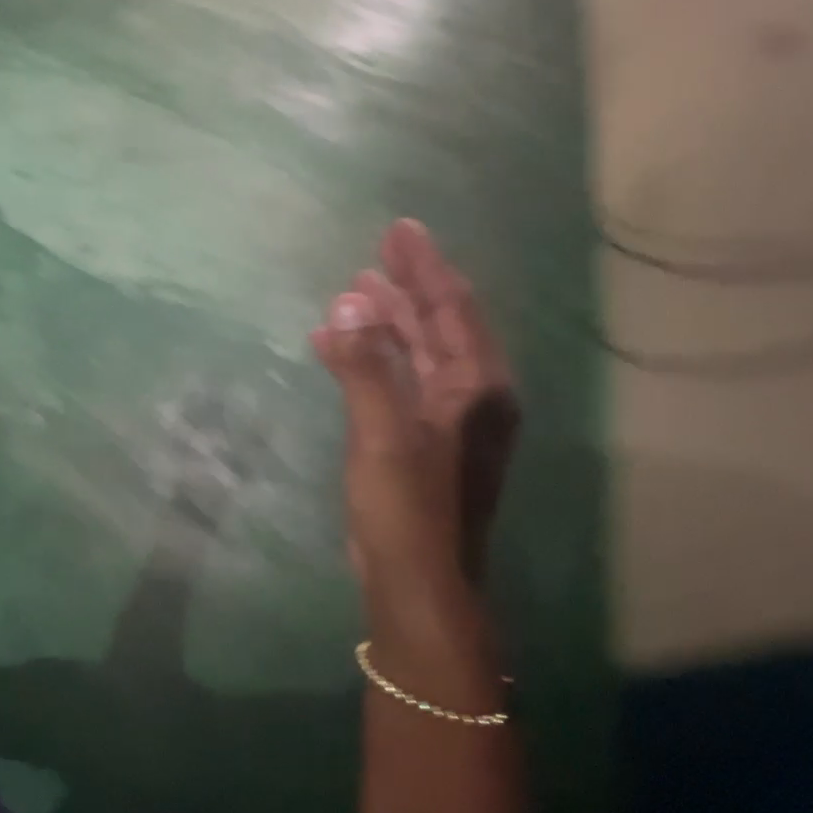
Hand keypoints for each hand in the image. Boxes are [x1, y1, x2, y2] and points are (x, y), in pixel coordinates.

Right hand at [311, 221, 518, 638]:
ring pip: (419, 352)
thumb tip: (347, 304)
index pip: (452, 309)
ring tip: (355, 290)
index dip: (425, 267)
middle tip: (378, 252)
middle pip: (440, 325)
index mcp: (476, 388)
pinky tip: (336, 346)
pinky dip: (371, 356)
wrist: (417, 583)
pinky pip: (398, 378)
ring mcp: (447, 421)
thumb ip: (366, 366)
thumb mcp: (382, 434)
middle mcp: (471, 397)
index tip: (401, 229)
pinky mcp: (420, 440)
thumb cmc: (407, 508)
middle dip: (408, 287)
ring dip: (388, 320)